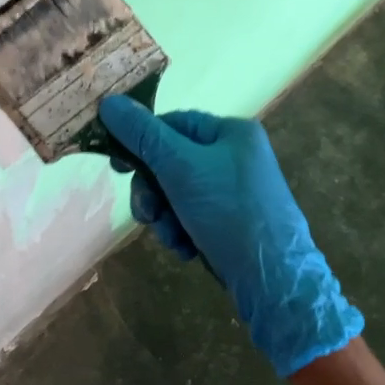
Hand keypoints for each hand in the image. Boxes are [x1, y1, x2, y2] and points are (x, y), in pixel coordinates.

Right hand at [98, 95, 363, 376]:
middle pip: (171, 161)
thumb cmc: (229, 213)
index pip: (171, 123)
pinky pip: (193, 216)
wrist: (275, 283)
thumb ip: (142, 134)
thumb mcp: (180, 167)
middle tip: (146, 214)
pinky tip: (187, 250)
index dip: (140, 143)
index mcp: (231, 131)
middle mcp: (236, 155)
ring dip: (165, 217)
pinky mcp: (234, 223)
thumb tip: (108, 102)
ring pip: (177, 192)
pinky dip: (182, 232)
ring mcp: (236, 191)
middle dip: (153, 191)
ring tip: (172, 238)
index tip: (116, 168)